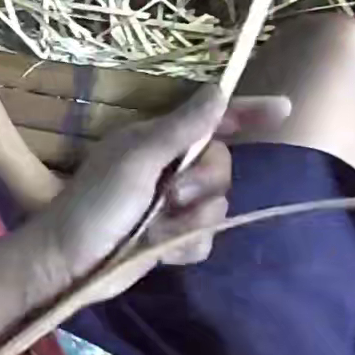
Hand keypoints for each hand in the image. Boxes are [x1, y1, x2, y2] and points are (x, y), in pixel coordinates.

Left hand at [21, 87, 290, 304]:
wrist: (69, 263)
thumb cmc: (97, 203)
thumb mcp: (138, 160)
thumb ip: (181, 128)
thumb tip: (219, 91)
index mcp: (158, 139)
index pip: (213, 120)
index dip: (247, 114)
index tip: (284, 109)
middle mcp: (168, 167)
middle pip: (221, 166)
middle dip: (203, 182)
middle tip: (170, 194)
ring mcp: (171, 204)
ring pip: (217, 205)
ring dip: (191, 218)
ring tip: (156, 225)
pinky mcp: (172, 237)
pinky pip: (205, 238)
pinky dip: (185, 244)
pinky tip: (160, 248)